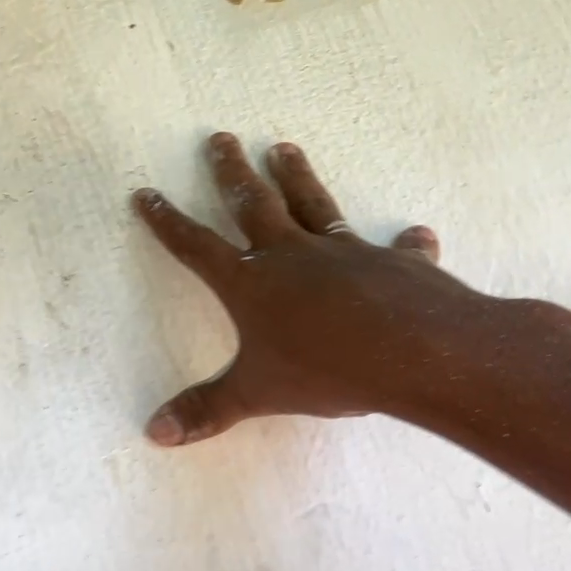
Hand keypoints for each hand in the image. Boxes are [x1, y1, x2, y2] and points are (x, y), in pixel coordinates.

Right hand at [133, 132, 501, 444]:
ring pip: (312, 204)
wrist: (424, 354)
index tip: (146, 192)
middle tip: (219, 137)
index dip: (166, 221)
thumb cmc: (328, 370)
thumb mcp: (257, 394)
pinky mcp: (394, 263)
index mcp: (249, 281)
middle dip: (230, 171)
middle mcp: (290, 255)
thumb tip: (153, 433)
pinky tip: (415, 235)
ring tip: (283, 146)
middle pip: (251, 203)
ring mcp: (344, 253)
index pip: (194, 245)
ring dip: (296, 175)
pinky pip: (397, 251)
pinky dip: (404, 244)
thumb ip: (207, 410)